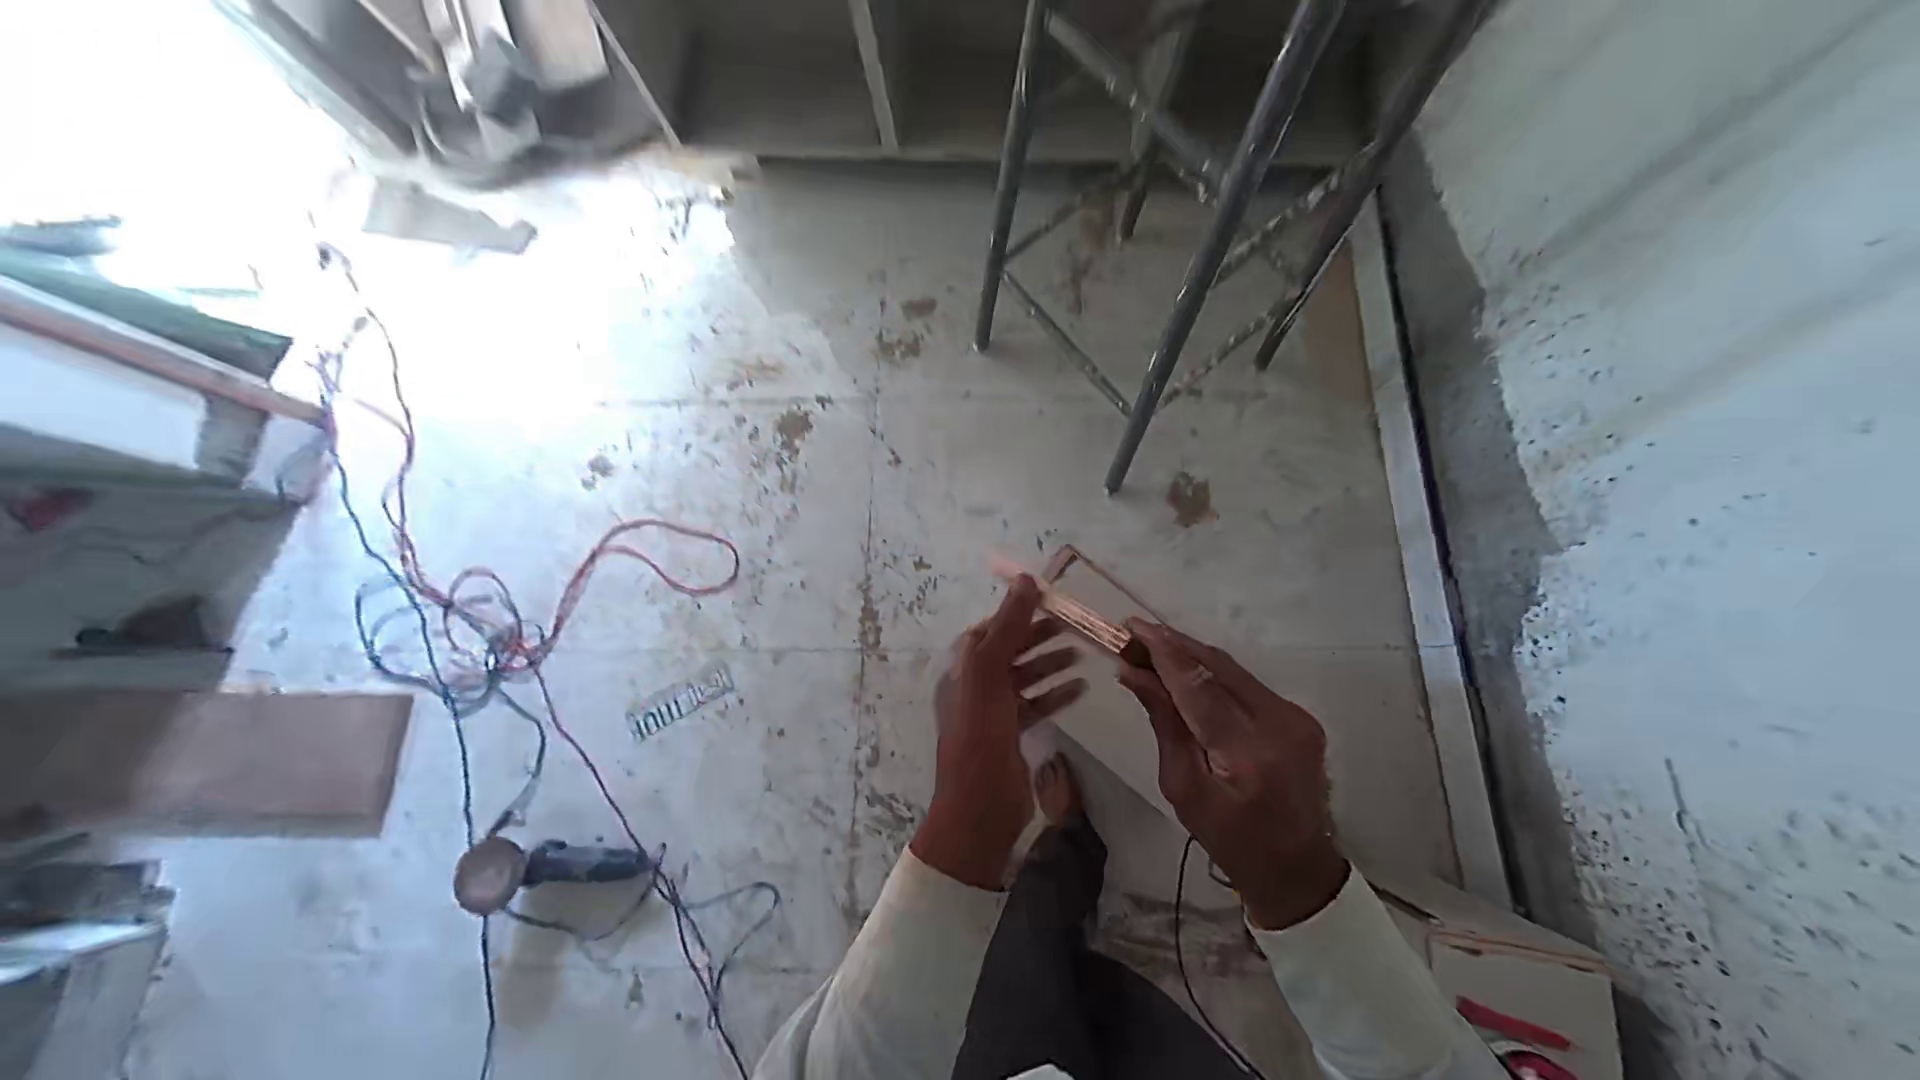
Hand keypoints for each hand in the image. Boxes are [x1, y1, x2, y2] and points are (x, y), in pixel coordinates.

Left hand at [911, 575, 1087, 888]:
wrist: (979, 808)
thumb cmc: (980, 736)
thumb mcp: (988, 675)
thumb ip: (1007, 628)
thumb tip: (1025, 581)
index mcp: (962, 668)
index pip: (990, 629)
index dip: (1017, 613)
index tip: (1050, 601)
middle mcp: (974, 685)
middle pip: (1009, 649)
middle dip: (1038, 635)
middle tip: (1073, 625)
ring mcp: (993, 711)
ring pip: (1024, 676)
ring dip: (1050, 663)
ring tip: (1081, 653)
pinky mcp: (1011, 733)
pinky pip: (1035, 704)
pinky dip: (1056, 693)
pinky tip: (1081, 688)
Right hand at [1118, 621, 1348, 928]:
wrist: (1297, 868)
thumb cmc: (1229, 839)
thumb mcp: (1183, 788)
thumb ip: (1163, 724)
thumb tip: (1134, 674)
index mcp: (1249, 753)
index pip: (1198, 686)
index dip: (1163, 652)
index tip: (1132, 627)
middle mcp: (1280, 724)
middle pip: (1218, 667)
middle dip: (1172, 645)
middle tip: (1133, 634)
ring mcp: (1295, 717)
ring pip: (1231, 669)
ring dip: (1189, 654)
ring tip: (1150, 646)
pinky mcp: (1298, 716)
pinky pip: (1244, 682)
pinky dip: (1210, 671)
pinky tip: (1183, 669)